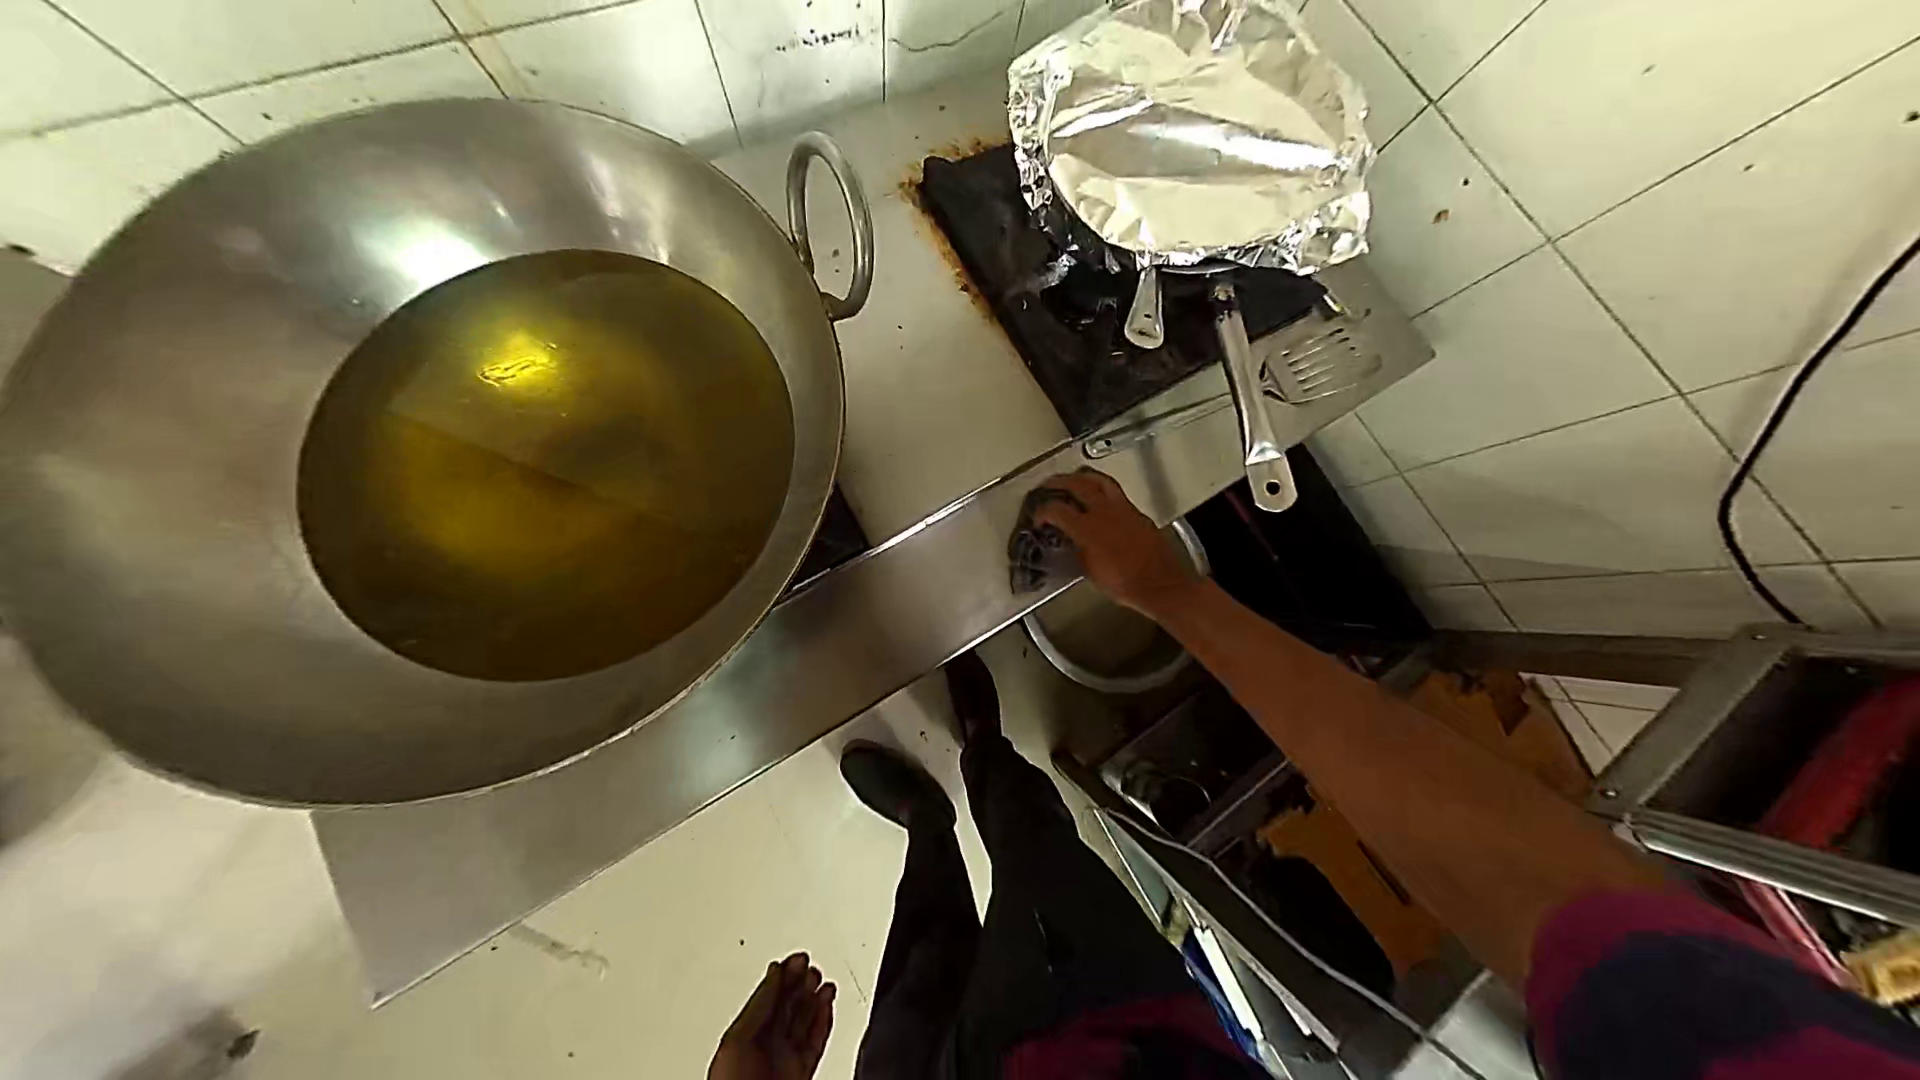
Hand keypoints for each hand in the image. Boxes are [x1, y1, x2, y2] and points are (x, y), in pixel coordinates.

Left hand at [708, 953, 835, 1079]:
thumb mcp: (738, 1040)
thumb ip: (759, 1005)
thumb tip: (775, 972)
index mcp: (747, 1034)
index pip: (768, 994)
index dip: (784, 972)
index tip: (796, 956)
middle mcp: (767, 1043)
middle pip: (788, 1003)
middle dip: (800, 980)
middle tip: (810, 962)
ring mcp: (785, 1057)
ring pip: (805, 1018)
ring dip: (815, 996)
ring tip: (823, 979)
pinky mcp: (802, 1071)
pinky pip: (817, 1039)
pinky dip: (825, 1018)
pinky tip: (827, 1002)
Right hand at [1031, 469, 1200, 617]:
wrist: (1160, 585)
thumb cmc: (1125, 584)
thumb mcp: (1089, 571)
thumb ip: (1076, 551)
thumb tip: (1070, 543)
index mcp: (1087, 528)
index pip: (1056, 510)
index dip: (1042, 512)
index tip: (1039, 517)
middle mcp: (1104, 512)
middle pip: (1077, 484)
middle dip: (1058, 482)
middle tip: (1049, 484)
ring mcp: (1123, 509)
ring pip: (1100, 480)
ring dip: (1083, 477)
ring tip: (1075, 478)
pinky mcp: (1137, 513)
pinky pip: (1116, 492)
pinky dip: (1103, 489)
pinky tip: (1100, 497)